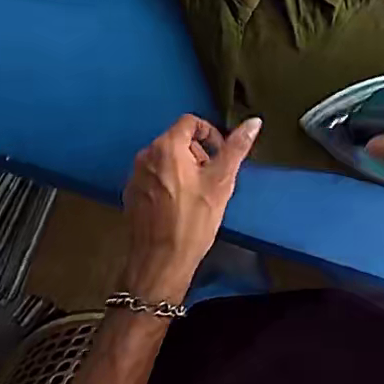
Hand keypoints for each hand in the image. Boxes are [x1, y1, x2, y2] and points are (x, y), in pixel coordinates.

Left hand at [120, 114, 260, 303]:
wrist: (160, 262)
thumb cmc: (193, 221)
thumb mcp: (221, 182)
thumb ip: (236, 148)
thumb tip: (253, 122)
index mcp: (167, 146)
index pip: (190, 121)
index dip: (210, 133)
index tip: (219, 154)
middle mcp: (146, 155)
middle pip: (177, 139)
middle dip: (197, 152)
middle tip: (211, 177)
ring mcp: (135, 174)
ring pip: (165, 158)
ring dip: (183, 167)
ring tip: (197, 193)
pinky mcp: (130, 193)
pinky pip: (153, 175)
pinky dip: (167, 181)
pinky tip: (178, 204)